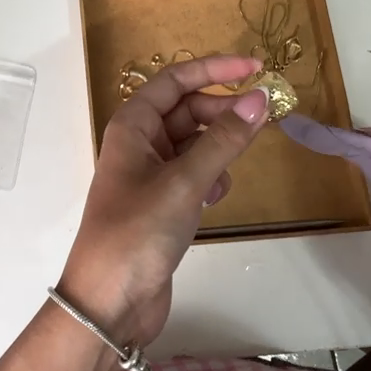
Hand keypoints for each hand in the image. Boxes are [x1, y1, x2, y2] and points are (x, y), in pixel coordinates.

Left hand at [58, 55, 268, 348]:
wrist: (108, 302)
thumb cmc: (137, 232)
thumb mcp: (185, 182)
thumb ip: (223, 139)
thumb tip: (258, 99)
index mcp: (132, 125)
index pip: (175, 81)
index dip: (214, 69)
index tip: (256, 68)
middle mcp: (138, 143)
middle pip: (185, 110)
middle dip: (221, 111)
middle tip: (262, 118)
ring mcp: (148, 175)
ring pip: (192, 144)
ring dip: (217, 148)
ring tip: (234, 165)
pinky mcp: (160, 205)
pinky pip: (192, 175)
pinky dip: (210, 178)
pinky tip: (217, 197)